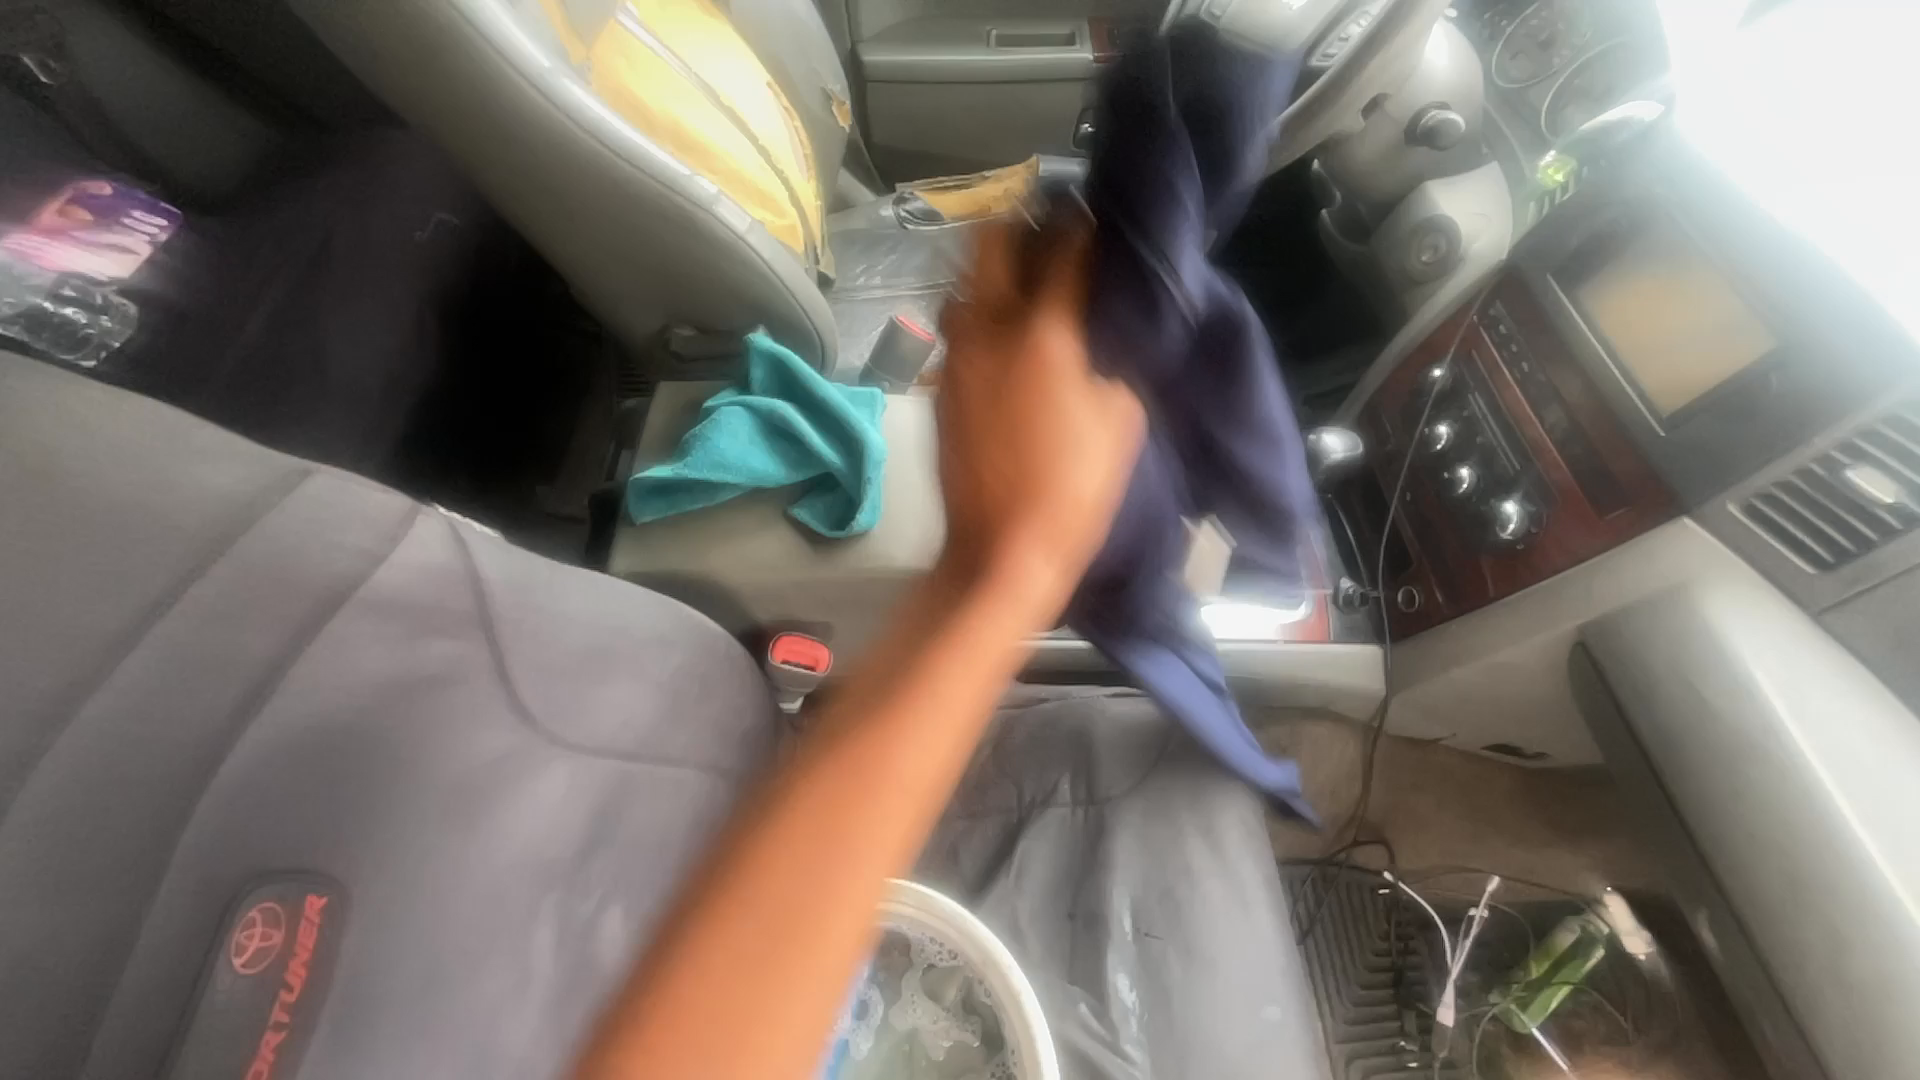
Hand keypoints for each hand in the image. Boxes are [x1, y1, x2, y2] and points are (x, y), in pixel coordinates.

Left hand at [935, 217, 1144, 619]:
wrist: (1001, 549)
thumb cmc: (1073, 490)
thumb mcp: (1122, 420)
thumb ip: (1111, 362)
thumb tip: (1096, 340)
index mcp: (1043, 331)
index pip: (1062, 247)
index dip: (1079, 223)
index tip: (1089, 218)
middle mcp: (987, 329)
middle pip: (988, 242)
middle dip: (1018, 228)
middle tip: (1046, 242)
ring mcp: (954, 358)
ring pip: (961, 287)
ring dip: (989, 276)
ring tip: (1020, 294)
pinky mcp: (937, 389)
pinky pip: (955, 333)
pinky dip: (977, 321)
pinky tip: (1000, 345)